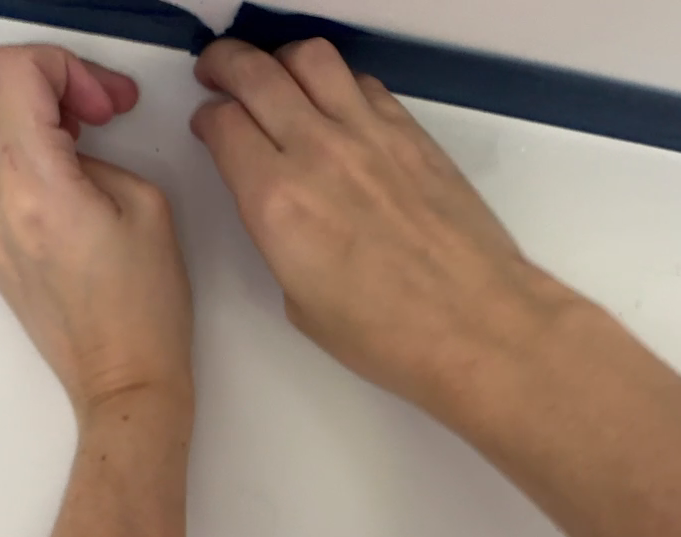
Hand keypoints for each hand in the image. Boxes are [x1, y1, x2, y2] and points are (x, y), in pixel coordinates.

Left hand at [0, 45, 193, 423]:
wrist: (123, 379)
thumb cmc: (145, 310)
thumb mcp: (147, 208)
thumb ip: (98, 159)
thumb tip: (71, 153)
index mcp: (36, 183)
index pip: (15, 72)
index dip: (67, 67)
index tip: (106, 104)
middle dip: (46, 87)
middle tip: (94, 118)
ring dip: (6, 112)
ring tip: (52, 140)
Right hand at [190, 38, 576, 419]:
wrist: (472, 325)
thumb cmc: (387, 335)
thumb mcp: (302, 304)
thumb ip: (279, 242)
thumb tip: (281, 210)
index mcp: (277, 204)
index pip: (225, 127)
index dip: (208, 121)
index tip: (208, 126)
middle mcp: (318, 153)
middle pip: (257, 75)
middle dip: (225, 64)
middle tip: (216, 70)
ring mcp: (368, 135)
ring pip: (311, 58)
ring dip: (279, 58)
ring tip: (272, 72)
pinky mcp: (410, 133)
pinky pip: (361, 81)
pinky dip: (334, 80)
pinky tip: (332, 101)